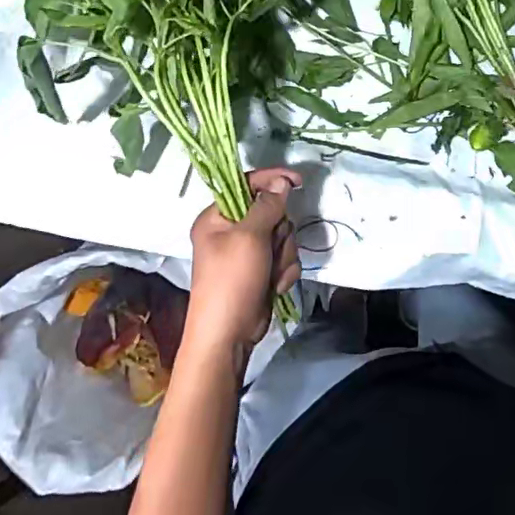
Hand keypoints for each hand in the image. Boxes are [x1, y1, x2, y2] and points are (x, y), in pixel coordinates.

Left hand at [186, 168, 302, 354]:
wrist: (229, 334)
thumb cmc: (231, 281)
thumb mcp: (249, 237)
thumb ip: (267, 206)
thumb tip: (280, 182)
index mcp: (217, 217)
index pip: (246, 184)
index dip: (271, 180)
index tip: (297, 181)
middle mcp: (232, 231)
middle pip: (272, 212)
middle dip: (279, 232)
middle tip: (270, 249)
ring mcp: (248, 252)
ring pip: (283, 236)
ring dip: (283, 255)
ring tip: (270, 274)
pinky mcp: (262, 270)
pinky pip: (285, 258)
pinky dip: (284, 271)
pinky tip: (274, 286)